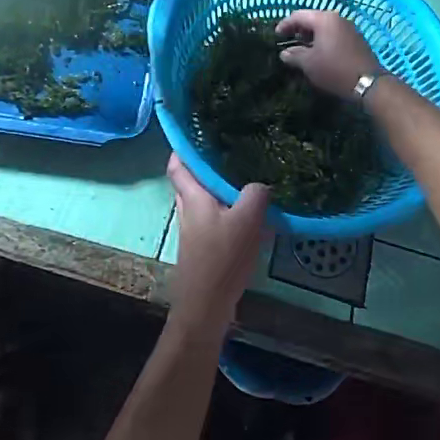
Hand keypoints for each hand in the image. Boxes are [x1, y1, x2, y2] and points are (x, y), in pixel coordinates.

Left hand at [166, 154, 269, 328]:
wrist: (206, 305)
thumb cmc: (221, 258)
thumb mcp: (246, 221)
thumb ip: (255, 195)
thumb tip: (262, 184)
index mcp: (191, 196)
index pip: (177, 164)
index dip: (182, 147)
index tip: (198, 133)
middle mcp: (187, 209)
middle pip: (190, 181)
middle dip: (206, 167)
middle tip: (230, 153)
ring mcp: (193, 229)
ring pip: (202, 200)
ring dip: (218, 191)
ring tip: (243, 180)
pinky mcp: (202, 246)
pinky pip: (212, 218)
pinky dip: (226, 211)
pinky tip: (249, 216)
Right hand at [276, 10, 382, 98]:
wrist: (369, 84)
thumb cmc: (334, 69)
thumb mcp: (308, 63)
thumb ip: (293, 55)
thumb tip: (285, 53)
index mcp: (324, 19)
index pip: (298, 15)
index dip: (284, 24)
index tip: (276, 35)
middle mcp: (337, 19)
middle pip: (312, 19)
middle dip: (298, 29)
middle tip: (287, 41)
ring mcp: (349, 28)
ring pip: (324, 27)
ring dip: (310, 36)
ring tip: (301, 48)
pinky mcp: (356, 40)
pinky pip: (334, 34)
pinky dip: (323, 40)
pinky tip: (318, 53)